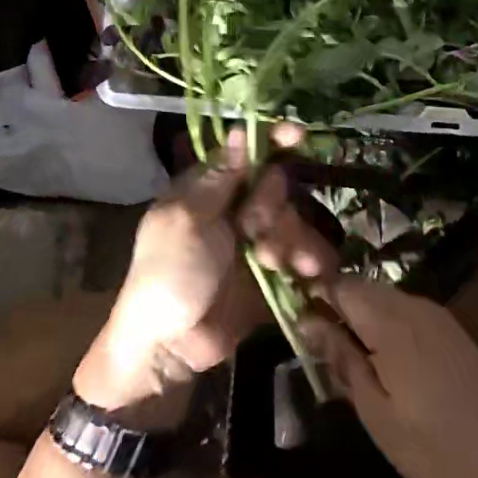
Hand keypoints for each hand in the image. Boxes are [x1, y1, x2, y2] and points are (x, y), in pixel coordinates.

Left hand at [75, 125, 335, 424]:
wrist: (170, 348)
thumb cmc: (167, 274)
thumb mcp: (185, 220)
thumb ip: (218, 178)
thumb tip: (239, 129)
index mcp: (208, 190)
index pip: (245, 153)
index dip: (272, 140)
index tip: (298, 135)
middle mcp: (235, 211)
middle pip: (277, 188)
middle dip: (273, 206)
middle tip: (254, 230)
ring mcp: (256, 244)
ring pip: (295, 222)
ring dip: (292, 239)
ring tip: (277, 263)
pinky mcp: (274, 277)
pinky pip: (306, 259)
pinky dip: (310, 264)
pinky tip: (305, 276)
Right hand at [300, 276, 477, 477]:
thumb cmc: (433, 445)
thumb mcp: (375, 410)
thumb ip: (341, 358)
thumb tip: (306, 321)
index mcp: (390, 321)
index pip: (340, 285)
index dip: (315, 298)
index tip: (299, 324)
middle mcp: (412, 304)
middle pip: (361, 287)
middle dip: (337, 307)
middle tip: (322, 348)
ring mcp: (435, 313)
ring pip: (382, 297)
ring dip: (361, 317)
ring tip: (350, 359)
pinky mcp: (449, 327)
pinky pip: (404, 310)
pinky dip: (385, 324)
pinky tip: (385, 361)